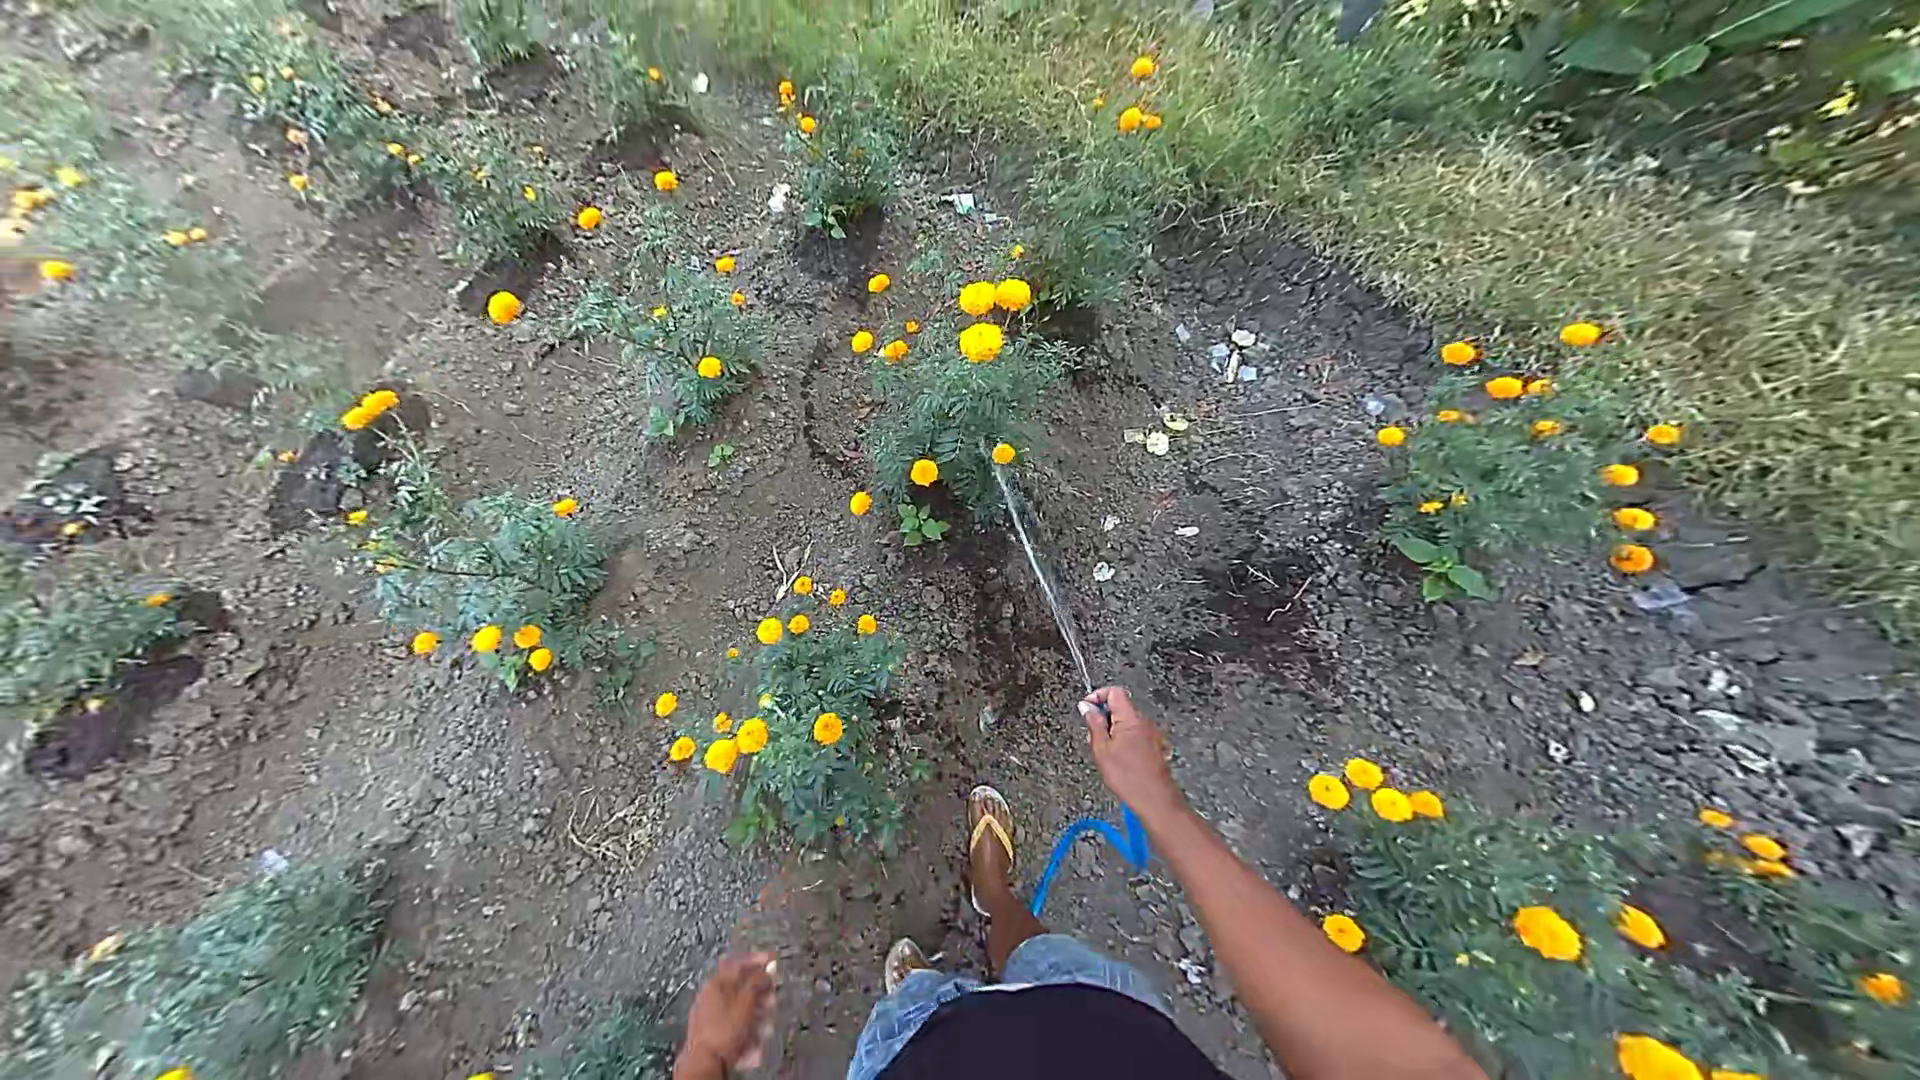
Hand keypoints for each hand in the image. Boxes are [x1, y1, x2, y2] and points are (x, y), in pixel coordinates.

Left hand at [676, 951, 776, 1079]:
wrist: (706, 1065)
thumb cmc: (727, 1027)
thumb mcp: (747, 999)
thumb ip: (758, 980)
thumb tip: (767, 971)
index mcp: (716, 983)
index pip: (738, 962)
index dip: (757, 959)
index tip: (773, 961)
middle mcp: (710, 997)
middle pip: (742, 989)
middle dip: (762, 995)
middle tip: (773, 1001)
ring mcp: (709, 1019)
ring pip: (740, 1011)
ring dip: (758, 1016)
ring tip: (767, 1028)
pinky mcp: (712, 1038)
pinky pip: (734, 1028)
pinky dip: (747, 1032)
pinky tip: (755, 1044)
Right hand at [1080, 687, 1184, 821]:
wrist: (1155, 800)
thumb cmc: (1129, 777)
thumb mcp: (1101, 749)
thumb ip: (1093, 723)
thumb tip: (1086, 706)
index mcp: (1130, 718)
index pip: (1114, 692)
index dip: (1098, 696)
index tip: (1087, 709)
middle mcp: (1144, 722)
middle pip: (1120, 706)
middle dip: (1104, 717)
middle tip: (1095, 737)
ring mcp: (1152, 734)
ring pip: (1127, 722)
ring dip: (1113, 730)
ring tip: (1107, 753)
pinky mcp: (1155, 746)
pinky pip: (1136, 734)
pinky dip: (1124, 740)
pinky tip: (1120, 760)